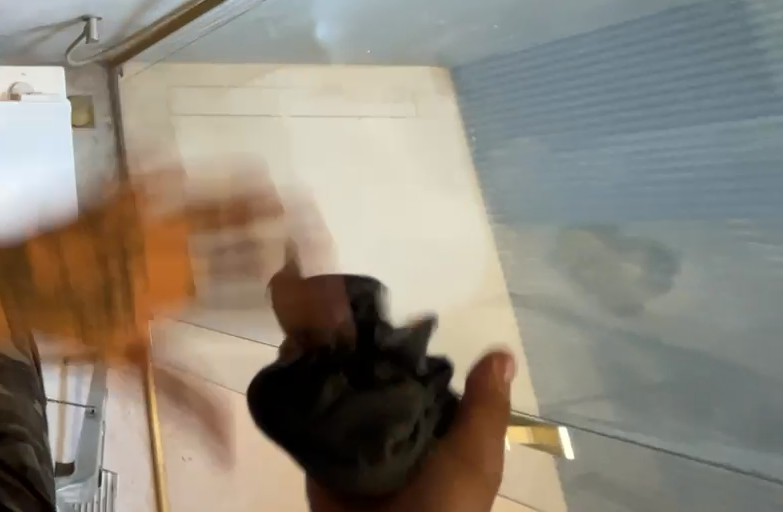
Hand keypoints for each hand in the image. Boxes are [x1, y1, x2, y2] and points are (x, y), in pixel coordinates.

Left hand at [0, 177, 284, 465]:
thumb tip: (230, 448)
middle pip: (223, 231)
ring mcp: (131, 220)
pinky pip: (137, 178)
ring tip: (263, 176)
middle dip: (264, 220)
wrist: (13, 286)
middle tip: (301, 207)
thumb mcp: (132, 363)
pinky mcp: (103, 200)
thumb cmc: (71, 326)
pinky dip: (156, 167)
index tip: (309, 254)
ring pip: (192, 200)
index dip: (273, 267)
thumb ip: (185, 398)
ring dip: (228, 189)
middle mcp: (160, 249)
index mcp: (174, 288)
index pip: (237, 278)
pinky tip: (172, 152)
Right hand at [268, 250, 516, 511]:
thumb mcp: (473, 460)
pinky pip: (298, 398)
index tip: (361, 292)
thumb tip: (501, 351)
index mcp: (421, 417)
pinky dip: (289, 373)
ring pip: (325, 375)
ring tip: (293, 311)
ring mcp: (343, 423)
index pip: (401, 363)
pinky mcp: (311, 434)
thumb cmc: (439, 507)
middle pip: (357, 364)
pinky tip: (281, 347)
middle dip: (337, 333)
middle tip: (315, 295)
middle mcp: (381, 414)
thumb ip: (485, 412)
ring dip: (310, 347)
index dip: (384, 330)